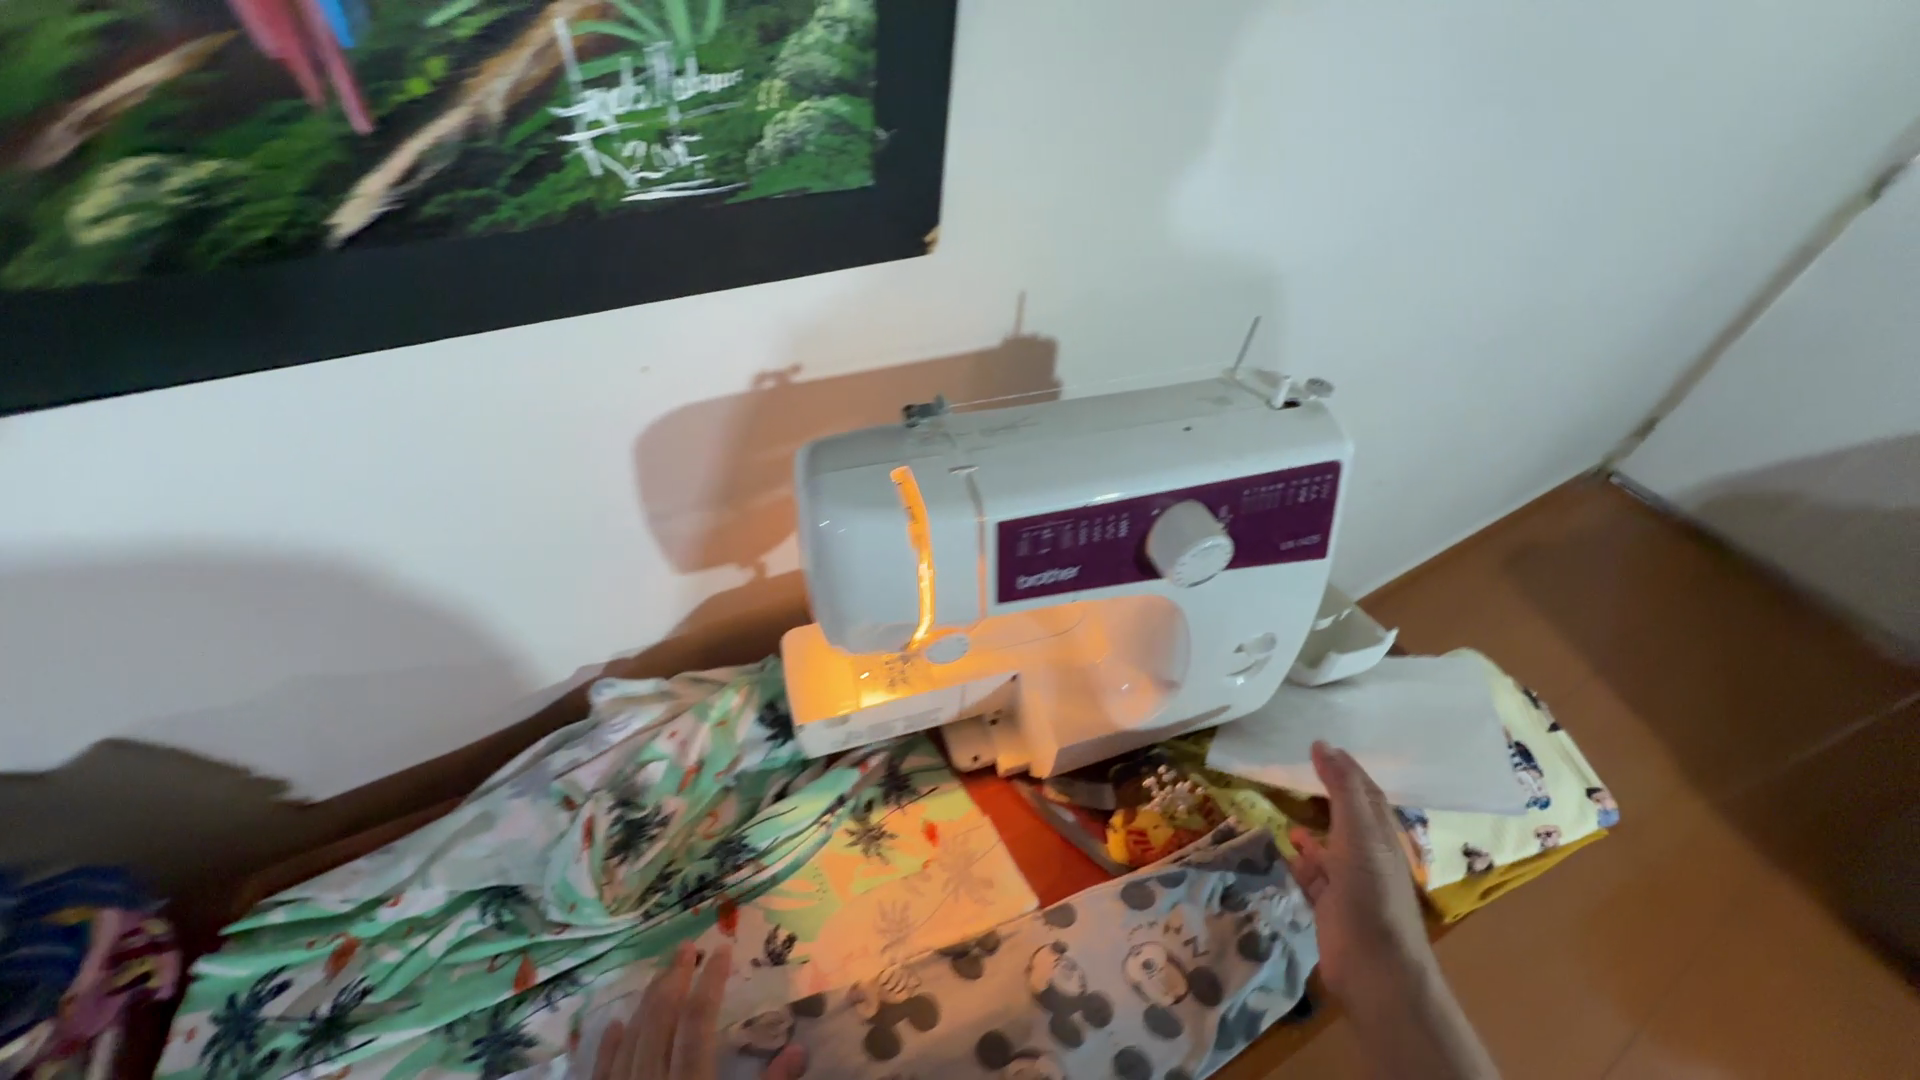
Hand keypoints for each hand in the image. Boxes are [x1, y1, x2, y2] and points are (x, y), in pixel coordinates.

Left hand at [595, 944, 806, 1079]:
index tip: (722, 950)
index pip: (697, 1024)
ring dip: (644, 1003)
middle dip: (674, 981)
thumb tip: (797, 1053)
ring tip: (660, 974)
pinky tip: (614, 1025)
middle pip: (659, 1023)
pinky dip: (605, 1048)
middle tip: (688, 948)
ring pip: (628, 1043)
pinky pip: (598, 1078)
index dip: (709, 984)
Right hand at [1286, 742, 1433, 1003]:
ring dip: (1308, 829)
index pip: (1366, 793)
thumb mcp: (1359, 833)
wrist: (1375, 966)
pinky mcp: (1330, 906)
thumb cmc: (1371, 893)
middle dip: (1325, 796)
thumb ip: (1342, 789)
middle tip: (1294, 773)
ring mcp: (1349, 883)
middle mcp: (1368, 856)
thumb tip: (1323, 744)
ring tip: (1279, 808)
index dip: (1347, 769)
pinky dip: (1297, 860)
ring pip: (1327, 848)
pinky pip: (1310, 875)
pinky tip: (1280, 850)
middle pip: (1346, 818)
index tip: (1321, 747)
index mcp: (1382, 836)